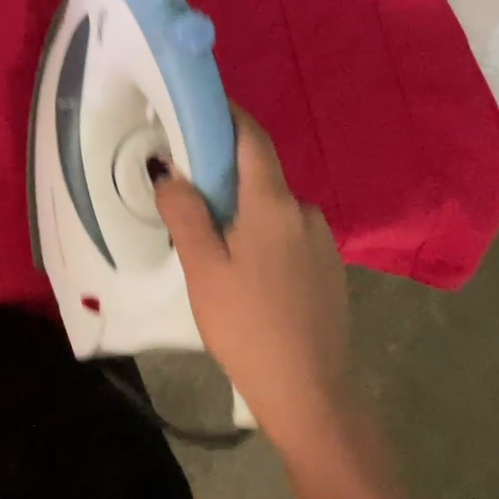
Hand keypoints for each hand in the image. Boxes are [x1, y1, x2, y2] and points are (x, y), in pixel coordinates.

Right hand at [151, 106, 350, 447]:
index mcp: (274, 205)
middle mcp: (305, 212)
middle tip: (183, 192)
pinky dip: (259, 234)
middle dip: (222, 173)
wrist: (311, 394)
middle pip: (259, 174)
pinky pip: (286, 233)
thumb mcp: (201, 268)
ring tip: (209, 243)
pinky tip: (242, 270)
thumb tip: (169, 172)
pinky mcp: (329, 269)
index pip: (251, 138)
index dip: (226, 114)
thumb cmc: (247, 325)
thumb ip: (184, 212)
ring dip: (241, 210)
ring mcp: (322, 242)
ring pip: (271, 207)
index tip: (196, 104)